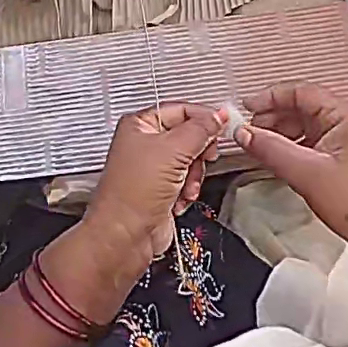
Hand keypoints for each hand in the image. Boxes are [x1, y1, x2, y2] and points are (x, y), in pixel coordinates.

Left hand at [34, 103, 220, 328]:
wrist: (125, 236)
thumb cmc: (134, 192)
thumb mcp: (173, 151)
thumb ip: (200, 129)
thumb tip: (218, 115)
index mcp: (141, 124)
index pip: (180, 110)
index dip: (202, 117)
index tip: (222, 124)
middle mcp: (146, 142)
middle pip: (189, 135)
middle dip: (198, 151)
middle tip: (203, 156)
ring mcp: (154, 167)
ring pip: (191, 159)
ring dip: (194, 174)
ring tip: (186, 184)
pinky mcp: (162, 188)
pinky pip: (188, 180)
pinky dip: (189, 189)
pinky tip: (180, 198)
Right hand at [237, 83, 347, 257]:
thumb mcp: (306, 173)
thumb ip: (271, 149)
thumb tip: (246, 134)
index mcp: (347, 116)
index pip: (302, 92)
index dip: (271, 97)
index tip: (248, 107)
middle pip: (304, 108)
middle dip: (274, 117)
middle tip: (250, 130)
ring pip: (309, 127)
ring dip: (283, 134)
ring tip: (262, 147)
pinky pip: (316, 143)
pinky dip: (295, 148)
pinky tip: (282, 159)